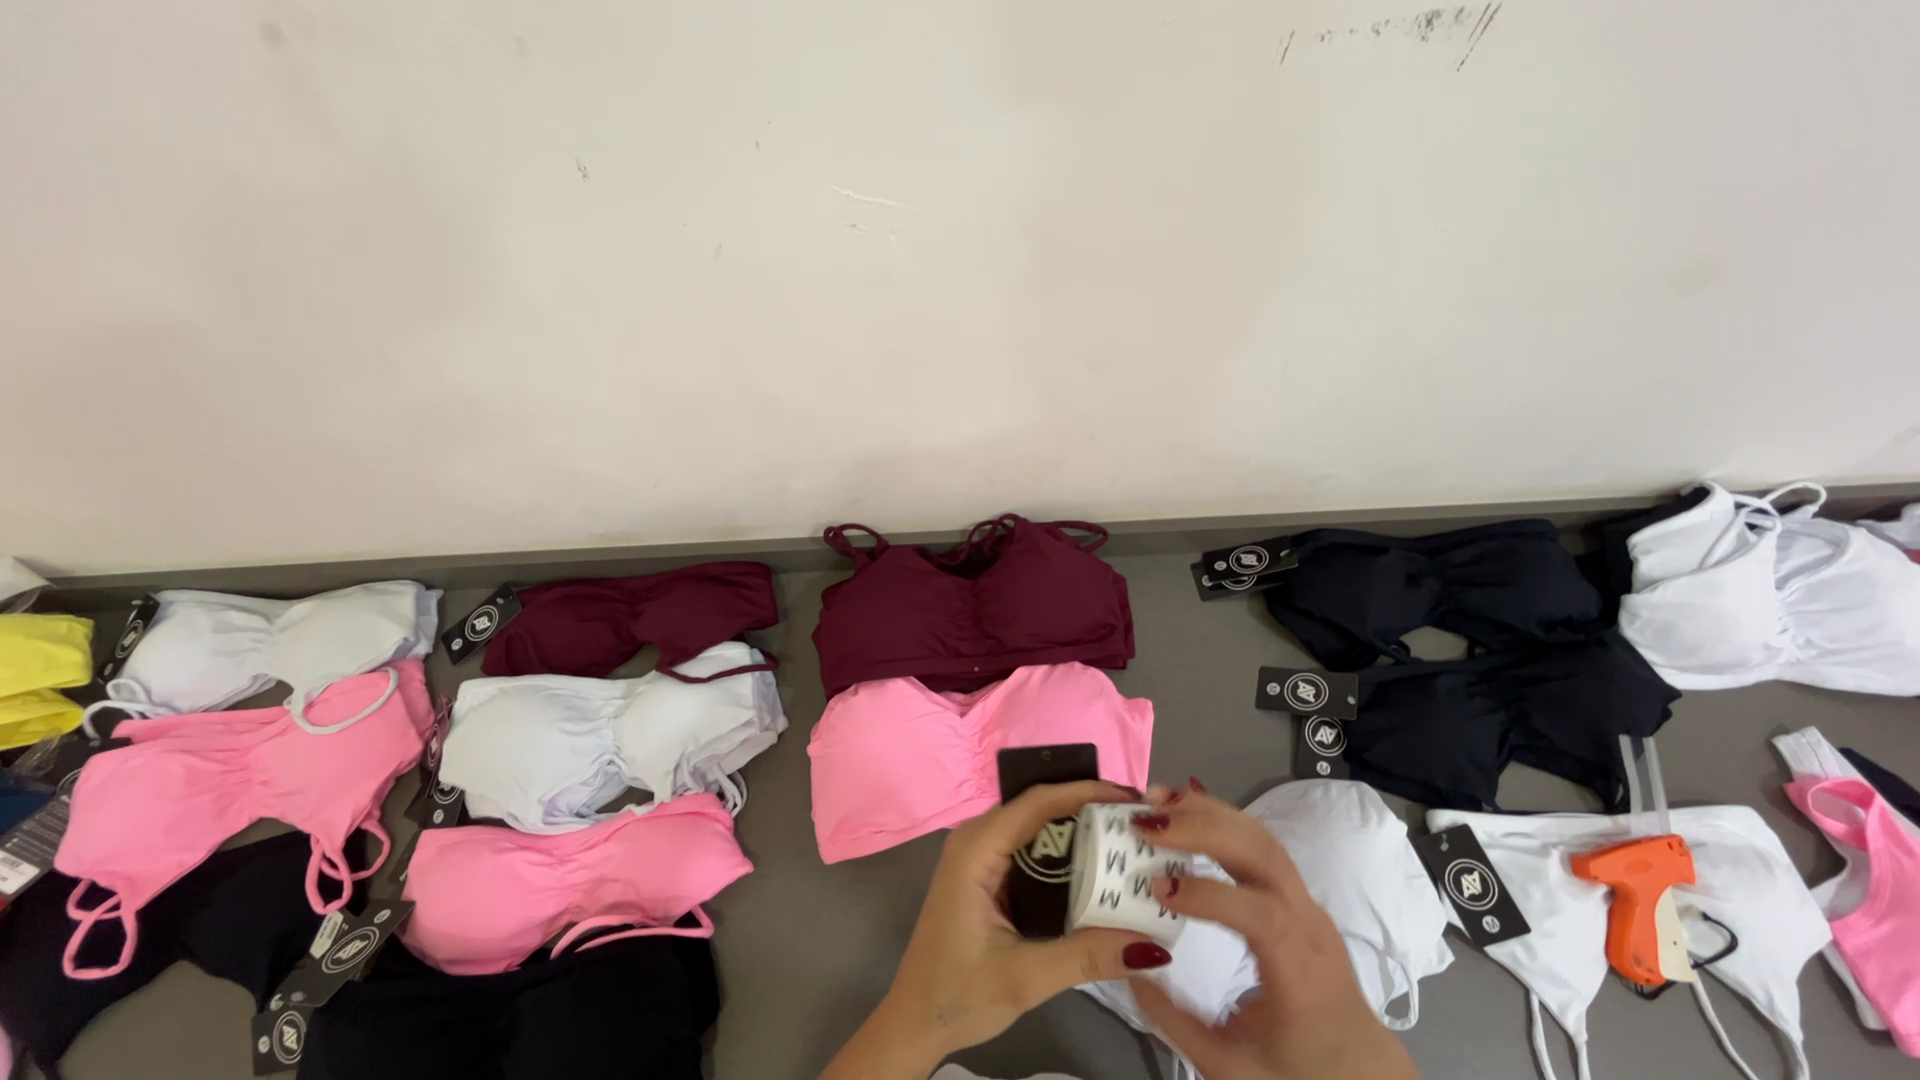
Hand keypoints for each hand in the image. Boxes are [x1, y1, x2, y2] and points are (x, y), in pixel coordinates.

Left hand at [821, 780, 1171, 1079]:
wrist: (915, 1021)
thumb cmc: (958, 994)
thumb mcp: (1025, 978)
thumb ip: (1085, 956)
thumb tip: (1152, 945)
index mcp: (975, 851)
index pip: (1036, 802)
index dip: (1085, 791)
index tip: (1132, 798)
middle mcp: (975, 841)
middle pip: (1038, 806)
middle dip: (1088, 806)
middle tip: (1139, 819)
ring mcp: (979, 856)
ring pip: (1035, 825)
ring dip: (1078, 827)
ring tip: (1127, 837)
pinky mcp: (986, 875)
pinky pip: (1030, 847)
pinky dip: (1064, 850)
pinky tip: (1096, 866)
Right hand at [1130, 782, 1418, 1079]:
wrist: (1363, 1070)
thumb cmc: (1300, 1072)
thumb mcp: (1231, 1067)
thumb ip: (1176, 1023)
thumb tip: (1128, 970)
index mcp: (1301, 973)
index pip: (1263, 916)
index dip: (1210, 894)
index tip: (1158, 888)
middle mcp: (1310, 925)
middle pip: (1266, 855)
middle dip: (1204, 828)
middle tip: (1146, 820)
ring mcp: (1307, 902)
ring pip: (1263, 838)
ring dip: (1209, 812)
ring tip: (1156, 800)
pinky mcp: (1296, 894)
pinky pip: (1260, 844)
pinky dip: (1219, 819)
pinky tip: (1183, 811)